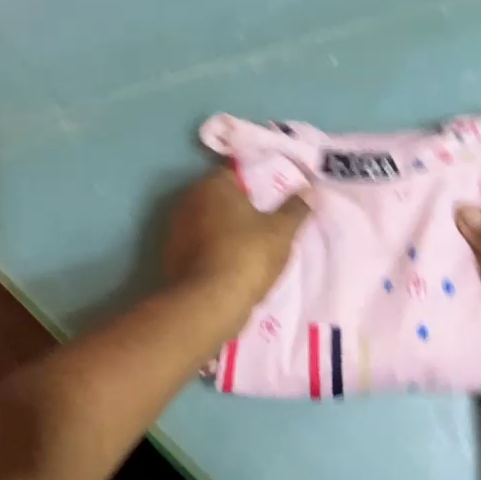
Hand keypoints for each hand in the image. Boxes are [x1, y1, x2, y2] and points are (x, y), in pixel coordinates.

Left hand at [163, 169, 308, 310]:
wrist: (208, 304)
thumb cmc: (246, 256)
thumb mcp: (281, 232)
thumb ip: (296, 209)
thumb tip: (310, 190)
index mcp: (212, 185)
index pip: (234, 174)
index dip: (255, 187)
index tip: (271, 202)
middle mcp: (187, 200)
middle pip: (219, 200)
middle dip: (238, 210)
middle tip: (264, 227)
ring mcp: (175, 230)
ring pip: (207, 225)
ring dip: (223, 233)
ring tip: (249, 251)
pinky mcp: (170, 257)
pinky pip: (197, 248)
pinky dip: (211, 254)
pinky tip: (230, 269)